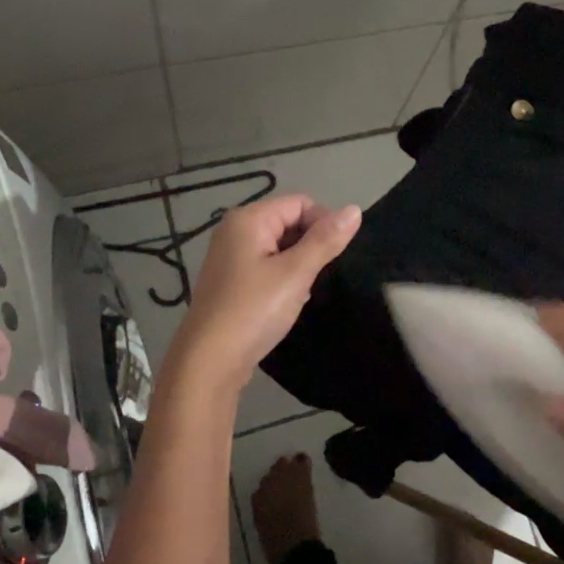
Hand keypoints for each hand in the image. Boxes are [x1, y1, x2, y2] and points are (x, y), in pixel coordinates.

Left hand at [163, 195, 360, 396]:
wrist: (209, 361)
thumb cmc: (253, 310)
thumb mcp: (295, 273)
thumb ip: (325, 240)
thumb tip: (354, 209)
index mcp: (248, 219)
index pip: (300, 203)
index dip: (323, 223)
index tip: (335, 255)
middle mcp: (235, 231)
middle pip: (288, 222)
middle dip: (310, 246)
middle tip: (318, 276)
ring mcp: (230, 258)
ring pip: (279, 248)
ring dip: (298, 266)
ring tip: (301, 293)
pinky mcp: (231, 283)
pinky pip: (267, 268)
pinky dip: (283, 280)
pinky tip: (287, 303)